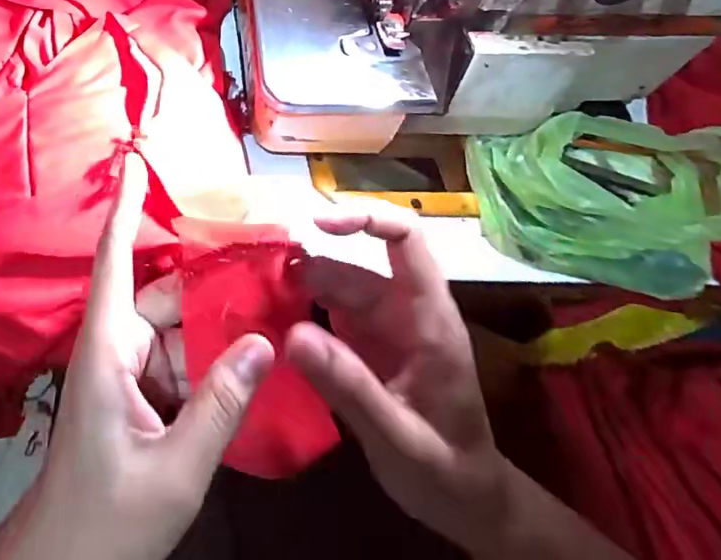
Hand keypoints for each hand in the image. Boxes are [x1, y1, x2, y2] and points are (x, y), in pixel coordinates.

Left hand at [0, 150, 274, 559]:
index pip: (114, 259)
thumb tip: (264, 343)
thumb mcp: (175, 468)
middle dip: (214, 290)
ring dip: (217, 333)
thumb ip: (221, 406)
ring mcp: (126, 370)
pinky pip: (179, 361)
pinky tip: (247, 371)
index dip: (123, 206)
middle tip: (269, 275)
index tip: (134, 159)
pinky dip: (209, 364)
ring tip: (270, 327)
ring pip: (180, 331)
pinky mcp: (137, 393)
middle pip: (169, 297)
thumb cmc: (106, 518)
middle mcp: (116, 345)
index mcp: (108, 348)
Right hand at [284, 207, 625, 559]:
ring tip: (253, 297)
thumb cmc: (446, 470)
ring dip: (298, 288)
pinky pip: (328, 312)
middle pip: (353, 266)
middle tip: (256, 277)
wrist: (466, 503)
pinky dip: (299, 310)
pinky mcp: (364, 342)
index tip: (318, 224)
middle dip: (309, 266)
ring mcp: (382, 325)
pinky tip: (270, 318)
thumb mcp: (398, 436)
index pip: (406, 240)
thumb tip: (291, 335)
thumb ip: (350, 387)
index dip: (366, 218)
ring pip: (336, 286)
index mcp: (428, 317)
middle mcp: (404, 309)